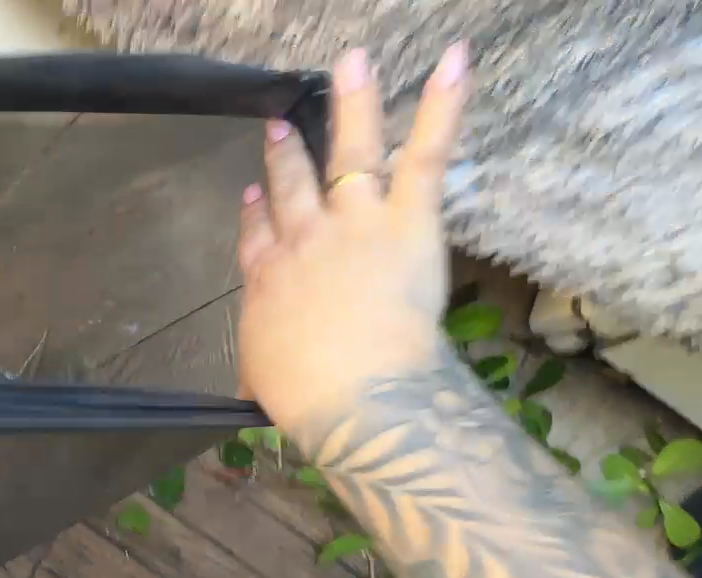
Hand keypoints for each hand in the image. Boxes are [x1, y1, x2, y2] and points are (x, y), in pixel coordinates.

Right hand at [235, 43, 471, 427]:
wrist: (346, 389)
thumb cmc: (298, 394)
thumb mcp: (258, 379)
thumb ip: (257, 366)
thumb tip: (248, 385)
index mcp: (265, 283)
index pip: (256, 238)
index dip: (253, 214)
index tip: (251, 195)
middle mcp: (301, 242)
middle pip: (290, 188)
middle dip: (285, 154)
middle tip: (280, 124)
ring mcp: (351, 223)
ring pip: (350, 154)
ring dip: (352, 104)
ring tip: (351, 62)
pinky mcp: (404, 218)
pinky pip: (424, 153)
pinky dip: (442, 105)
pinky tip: (453, 59)